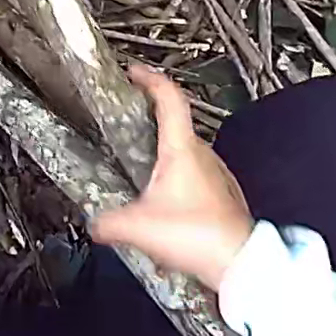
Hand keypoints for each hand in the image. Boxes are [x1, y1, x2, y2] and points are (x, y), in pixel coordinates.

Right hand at [89, 65, 253, 290]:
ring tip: (140, 162)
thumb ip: (109, 224)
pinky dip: (176, 174)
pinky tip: (163, 198)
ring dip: (163, 149)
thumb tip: (95, 224)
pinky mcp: (221, 191)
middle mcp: (202, 153)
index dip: (150, 79)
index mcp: (181, 148)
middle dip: (150, 115)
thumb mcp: (139, 227)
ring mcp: (215, 171)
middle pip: (176, 120)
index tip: (133, 73)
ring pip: (185, 148)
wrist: (240, 263)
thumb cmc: (198, 236)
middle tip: (128, 117)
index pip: (169, 97)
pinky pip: (195, 171)